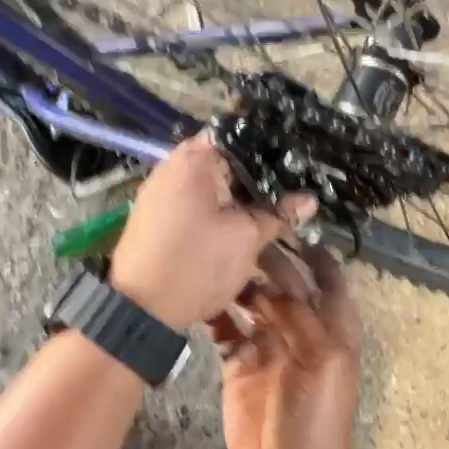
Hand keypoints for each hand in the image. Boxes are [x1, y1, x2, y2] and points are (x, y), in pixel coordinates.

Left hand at [109, 134, 316, 326]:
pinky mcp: (157, 215)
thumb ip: (278, 214)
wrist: (139, 311)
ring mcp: (161, 191)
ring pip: (212, 186)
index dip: (273, 150)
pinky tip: (242, 228)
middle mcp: (173, 166)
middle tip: (293, 193)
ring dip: (240, 199)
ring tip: (273, 214)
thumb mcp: (246, 238)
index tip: (298, 166)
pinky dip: (219, 212)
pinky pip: (196, 203)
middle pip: (227, 162)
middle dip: (259, 180)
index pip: (243, 138)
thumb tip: (309, 199)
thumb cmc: (196, 266)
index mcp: (195, 159)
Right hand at [211, 245, 360, 448]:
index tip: (291, 227)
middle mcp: (301, 330)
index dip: (315, 256)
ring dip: (240, 283)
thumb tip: (276, 283)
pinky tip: (201, 295)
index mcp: (332, 328)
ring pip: (254, 302)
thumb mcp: (324, 360)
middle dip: (269, 263)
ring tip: (219, 260)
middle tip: (241, 237)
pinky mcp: (238, 363)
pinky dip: (216, 312)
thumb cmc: (318, 415)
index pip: (328, 281)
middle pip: (285, 286)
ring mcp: (268, 346)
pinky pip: (226, 329)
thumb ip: (302, 317)